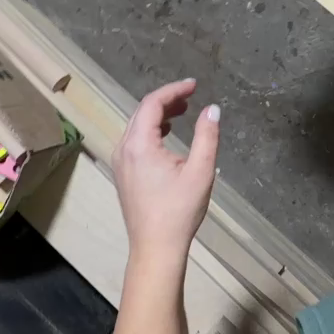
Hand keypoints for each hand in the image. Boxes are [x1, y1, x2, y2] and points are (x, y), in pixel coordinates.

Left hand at [112, 79, 220, 273]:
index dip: (174, 90)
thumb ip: (207, 136)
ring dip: (159, 115)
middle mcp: (124, 149)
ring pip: (137, 126)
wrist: (156, 248)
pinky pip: (135, 140)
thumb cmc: (179, 210)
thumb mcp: (201, 171)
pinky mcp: (123, 174)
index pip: (153, 104)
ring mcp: (120, 162)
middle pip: (142, 112)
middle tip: (192, 96)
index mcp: (140, 145)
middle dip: (167, 100)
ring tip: (183, 112)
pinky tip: (167, 135)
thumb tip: (212, 109)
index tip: (195, 85)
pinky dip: (151, 130)